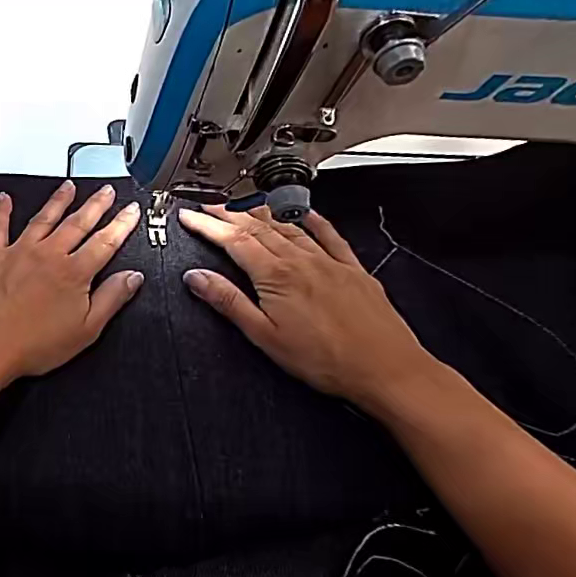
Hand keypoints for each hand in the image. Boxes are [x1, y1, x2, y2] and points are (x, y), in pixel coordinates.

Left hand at [0, 181, 143, 385]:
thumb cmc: (33, 344)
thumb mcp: (85, 330)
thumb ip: (112, 299)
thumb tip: (132, 278)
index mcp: (74, 273)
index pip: (106, 241)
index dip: (122, 223)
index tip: (131, 211)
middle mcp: (49, 255)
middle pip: (78, 222)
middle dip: (96, 204)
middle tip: (107, 191)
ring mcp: (21, 252)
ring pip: (45, 218)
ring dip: (59, 200)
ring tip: (69, 187)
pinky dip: (3, 211)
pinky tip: (5, 199)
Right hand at [179, 205, 442, 406]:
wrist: (385, 368)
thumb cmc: (328, 360)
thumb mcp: (266, 337)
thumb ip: (229, 302)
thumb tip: (197, 278)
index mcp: (277, 276)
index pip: (232, 240)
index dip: (208, 225)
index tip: (191, 217)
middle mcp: (302, 261)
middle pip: (257, 227)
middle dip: (229, 214)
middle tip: (210, 208)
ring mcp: (328, 261)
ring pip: (288, 227)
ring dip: (262, 213)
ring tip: (244, 207)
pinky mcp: (351, 269)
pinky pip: (328, 234)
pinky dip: (311, 219)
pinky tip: (303, 214)